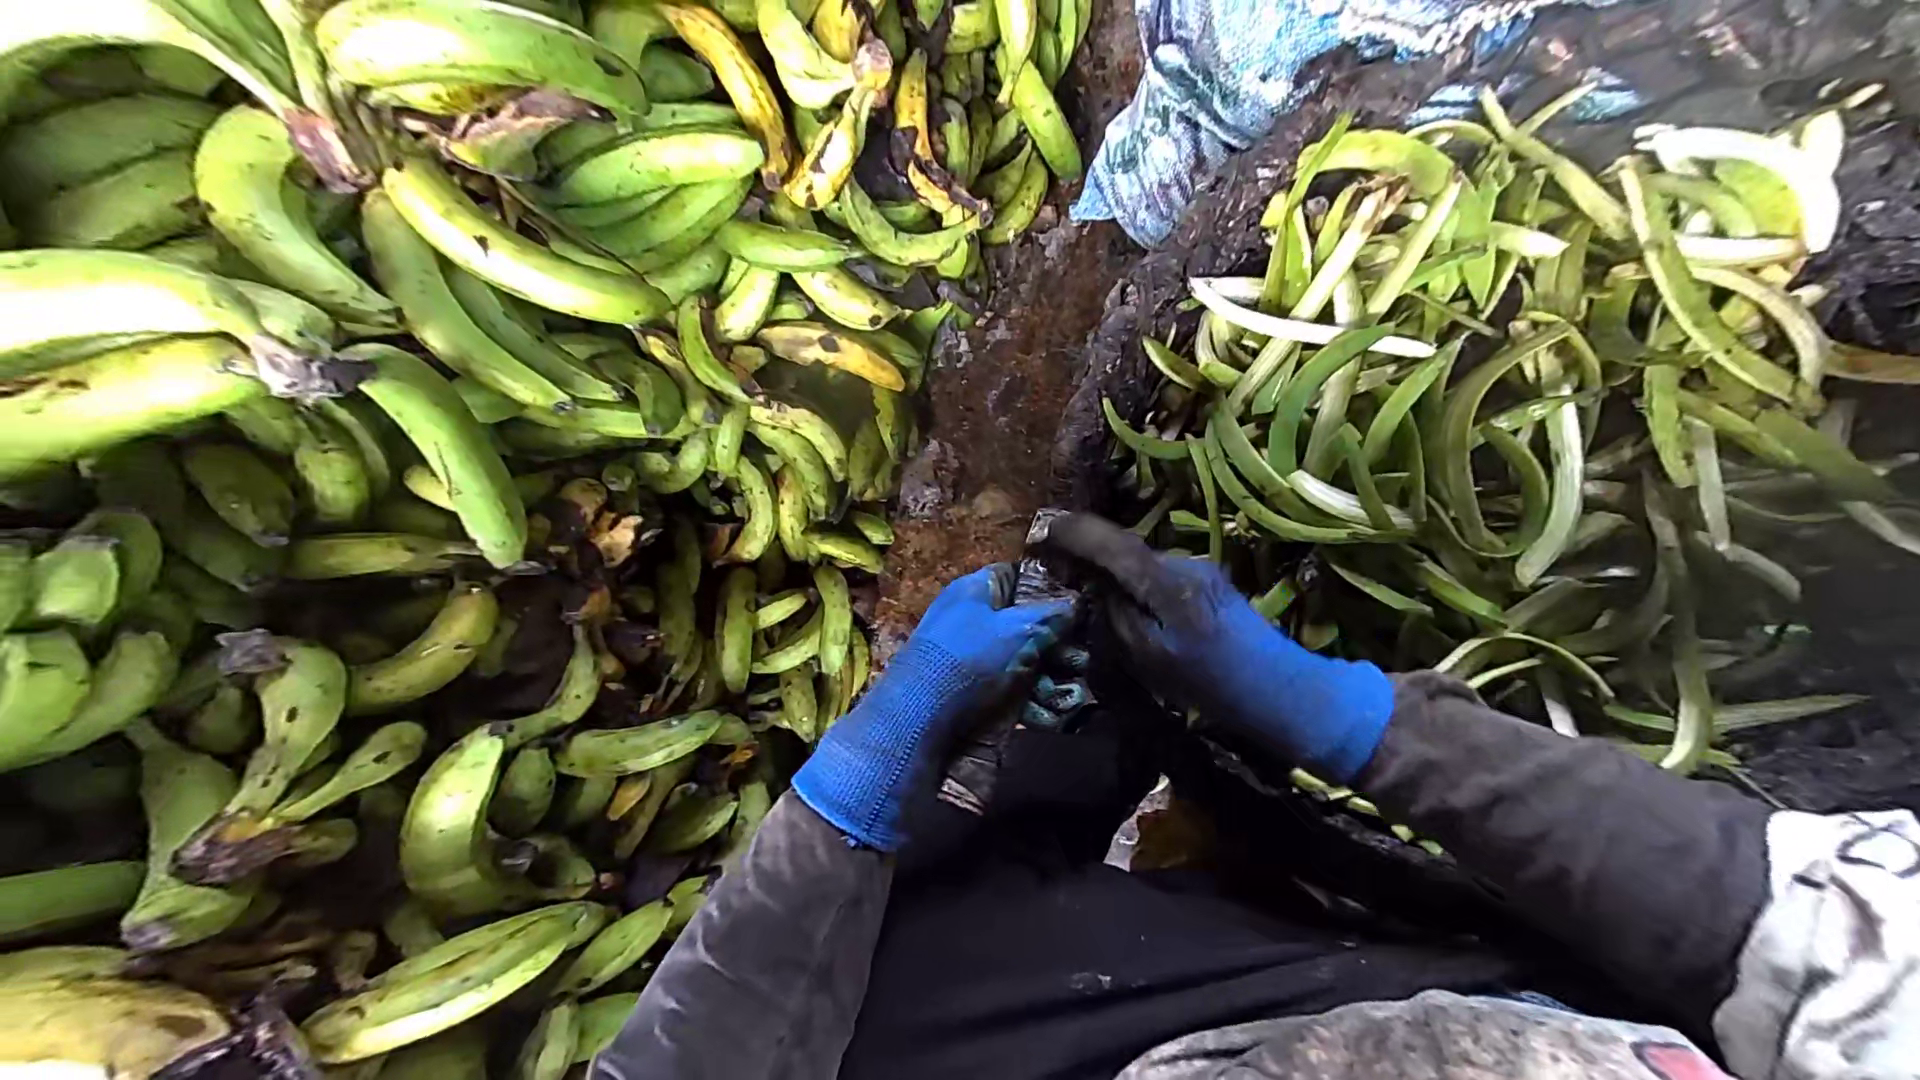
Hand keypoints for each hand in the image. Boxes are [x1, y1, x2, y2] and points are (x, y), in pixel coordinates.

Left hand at [791, 565, 1071, 849]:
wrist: (920, 719)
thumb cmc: (970, 658)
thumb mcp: (1017, 630)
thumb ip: (1052, 615)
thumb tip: (1078, 600)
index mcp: (976, 592)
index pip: (1015, 577)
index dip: (1047, 588)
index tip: (1077, 606)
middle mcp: (974, 620)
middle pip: (1027, 623)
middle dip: (1059, 644)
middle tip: (1081, 662)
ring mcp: (975, 659)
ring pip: (1025, 660)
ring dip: (1052, 678)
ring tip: (1071, 695)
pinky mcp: (977, 693)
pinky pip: (1013, 690)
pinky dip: (1033, 702)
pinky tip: (1050, 716)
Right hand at [1046, 513, 1393, 782]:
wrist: (1284, 691)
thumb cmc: (1214, 685)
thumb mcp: (1152, 659)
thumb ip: (1119, 616)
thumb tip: (1100, 588)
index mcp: (1168, 584)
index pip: (1113, 545)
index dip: (1076, 533)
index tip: (1044, 530)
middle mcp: (1184, 564)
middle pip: (1125, 550)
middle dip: (1090, 552)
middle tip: (1058, 564)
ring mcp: (1200, 569)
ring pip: (1142, 563)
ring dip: (1115, 569)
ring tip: (1090, 588)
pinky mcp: (1208, 581)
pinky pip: (1159, 574)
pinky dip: (1137, 582)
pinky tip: (1130, 604)